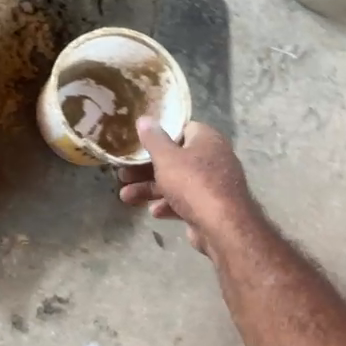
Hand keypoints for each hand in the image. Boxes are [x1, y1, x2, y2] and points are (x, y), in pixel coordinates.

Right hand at [116, 118, 256, 253]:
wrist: (223, 227)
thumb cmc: (192, 183)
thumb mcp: (166, 157)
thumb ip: (153, 138)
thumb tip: (144, 119)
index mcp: (206, 139)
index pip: (181, 129)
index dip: (159, 135)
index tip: (138, 143)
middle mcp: (213, 158)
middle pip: (174, 159)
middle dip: (146, 169)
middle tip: (123, 174)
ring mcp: (213, 184)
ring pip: (176, 182)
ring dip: (150, 189)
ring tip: (126, 197)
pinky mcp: (211, 206)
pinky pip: (186, 201)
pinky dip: (169, 204)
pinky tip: (154, 212)